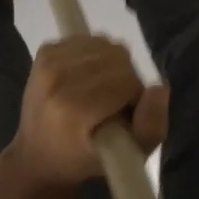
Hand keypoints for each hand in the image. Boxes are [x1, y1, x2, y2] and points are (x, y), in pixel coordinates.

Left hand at [8, 36, 168, 187]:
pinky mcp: (45, 52)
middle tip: (115, 102)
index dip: (136, 96)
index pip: (127, 81)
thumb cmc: (85, 159)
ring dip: (112, 64)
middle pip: (118, 58)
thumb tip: (160, 87)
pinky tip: (87, 77)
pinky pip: (89, 39)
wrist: (38, 154)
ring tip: (102, 89)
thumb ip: (152, 126)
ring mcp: (48, 63)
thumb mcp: (128, 157)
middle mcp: (57, 80)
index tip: (126, 114)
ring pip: (106, 44)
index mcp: (75, 110)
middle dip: (126, 78)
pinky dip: (96, 55)